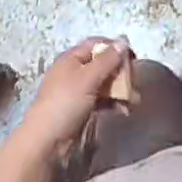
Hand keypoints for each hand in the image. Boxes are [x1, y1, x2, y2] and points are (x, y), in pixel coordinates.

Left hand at [19, 37, 129, 152]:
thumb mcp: (88, 77)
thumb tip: (123, 40)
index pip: (96, 44)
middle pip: (102, 63)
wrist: (46, 141)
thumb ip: (108, 59)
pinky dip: (113, 102)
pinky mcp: (81, 108)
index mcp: (71, 59)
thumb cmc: (66, 102)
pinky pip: (101, 99)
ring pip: (104, 82)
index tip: (132, 57)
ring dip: (120, 88)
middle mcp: (74, 71)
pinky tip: (123, 110)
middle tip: (134, 81)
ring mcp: (78, 91)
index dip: (114, 47)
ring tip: (133, 100)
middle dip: (120, 71)